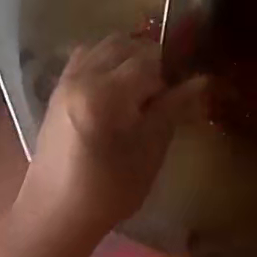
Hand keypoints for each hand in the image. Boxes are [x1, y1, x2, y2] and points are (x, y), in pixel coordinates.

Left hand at [15, 36, 200, 241]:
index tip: (177, 90)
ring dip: (126, 55)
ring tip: (137, 86)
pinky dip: (104, 59)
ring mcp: (67, 78)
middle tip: (160, 89)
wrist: (55, 212)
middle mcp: (84, 75)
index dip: (167, 71)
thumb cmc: (108, 190)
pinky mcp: (58, 85)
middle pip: (125, 44)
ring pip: (104, 44)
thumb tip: (201, 80)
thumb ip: (173, 109)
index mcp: (106, 94)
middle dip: (147, 59)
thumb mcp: (149, 152)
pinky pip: (85, 55)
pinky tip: (113, 86)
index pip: (147, 60)